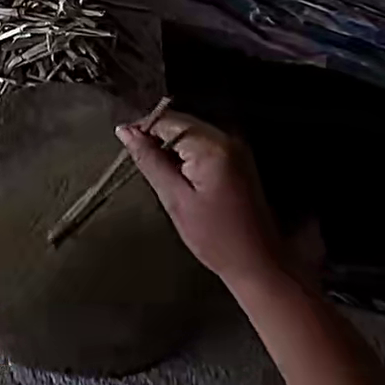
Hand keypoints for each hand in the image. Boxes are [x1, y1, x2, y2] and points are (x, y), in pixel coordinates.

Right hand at [117, 112, 283, 286]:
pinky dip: (186, 151)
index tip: (124, 141)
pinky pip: (203, 141)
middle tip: (137, 157)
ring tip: (155, 167)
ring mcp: (235, 144)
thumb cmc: (215, 238)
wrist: (259, 264)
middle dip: (156, 135)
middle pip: (180, 121)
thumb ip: (150, 161)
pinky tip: (178, 172)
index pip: (168, 120)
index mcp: (212, 145)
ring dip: (170, 143)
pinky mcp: (238, 155)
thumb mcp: (176, 200)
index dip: (143, 127)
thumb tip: (125, 132)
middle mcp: (226, 136)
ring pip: (190, 130)